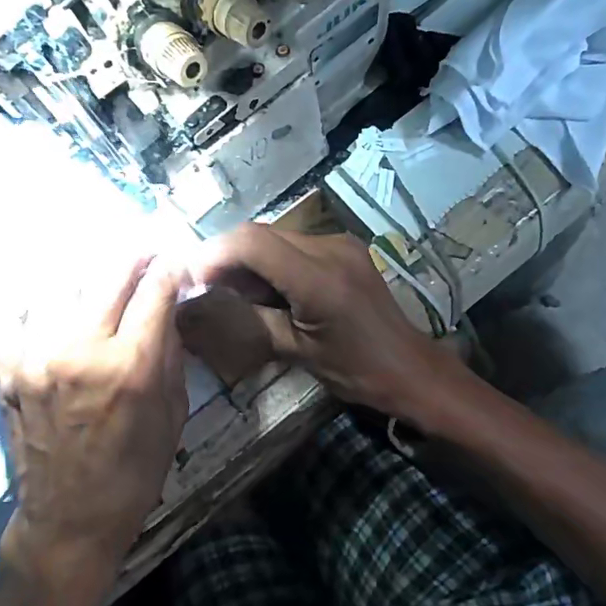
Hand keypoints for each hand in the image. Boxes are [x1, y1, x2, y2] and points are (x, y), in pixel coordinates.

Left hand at [0, 256, 187, 605]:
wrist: (70, 520)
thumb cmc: (133, 473)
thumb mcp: (173, 415)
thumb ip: (171, 354)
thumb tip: (166, 309)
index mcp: (131, 366)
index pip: (154, 290)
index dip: (169, 269)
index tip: (173, 264)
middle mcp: (82, 350)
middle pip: (109, 274)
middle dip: (133, 258)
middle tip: (142, 258)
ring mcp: (38, 356)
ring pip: (59, 283)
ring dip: (84, 276)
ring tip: (95, 282)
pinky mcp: (8, 369)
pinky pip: (7, 314)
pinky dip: (25, 303)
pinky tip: (44, 305)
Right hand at [192, 224, 463, 423]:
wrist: (411, 369)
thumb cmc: (356, 371)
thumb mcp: (296, 349)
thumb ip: (251, 318)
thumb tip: (207, 301)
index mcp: (319, 279)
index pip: (253, 243)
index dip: (215, 254)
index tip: (193, 278)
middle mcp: (330, 249)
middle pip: (260, 234)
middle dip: (226, 256)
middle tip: (205, 286)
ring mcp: (339, 243)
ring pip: (274, 236)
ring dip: (247, 258)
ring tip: (233, 291)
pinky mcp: (343, 247)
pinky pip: (293, 244)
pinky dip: (269, 260)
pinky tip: (265, 288)